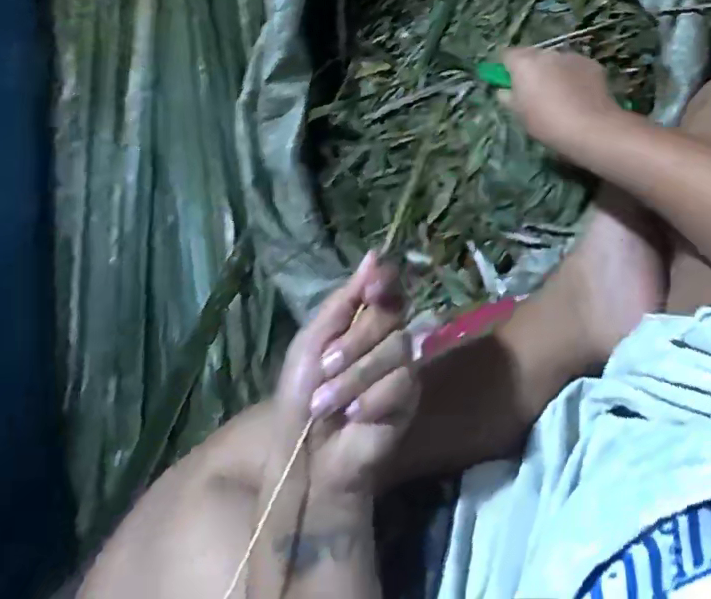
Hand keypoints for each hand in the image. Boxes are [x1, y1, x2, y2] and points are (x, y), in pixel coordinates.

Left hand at [272, 250, 417, 498]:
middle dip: (354, 341)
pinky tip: (352, 415)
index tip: (371, 287)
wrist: (303, 455)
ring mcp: (402, 368)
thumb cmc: (300, 394)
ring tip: (326, 402)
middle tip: (325, 366)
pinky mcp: (409, 400)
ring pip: (396, 349)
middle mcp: (389, 337)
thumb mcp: (312, 341)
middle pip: (391, 316)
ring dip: (355, 375)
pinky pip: (401, 383)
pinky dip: (371, 399)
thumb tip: (374, 255)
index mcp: (365, 320)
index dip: (384, 281)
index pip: (388, 287)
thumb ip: (344, 300)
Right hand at [498, 46, 636, 149]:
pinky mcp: (591, 64)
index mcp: (524, 63)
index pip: (507, 55)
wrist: (591, 127)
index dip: (507, 68)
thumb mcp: (520, 115)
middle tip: (536, 92)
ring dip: (555, 72)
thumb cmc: (547, 123)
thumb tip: (505, 90)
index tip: (510, 83)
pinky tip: (580, 96)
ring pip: (556, 61)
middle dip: (532, 69)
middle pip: (533, 56)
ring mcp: (571, 56)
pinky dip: (574, 76)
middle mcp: (546, 54)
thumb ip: (508, 98)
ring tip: (562, 96)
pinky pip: (576, 67)